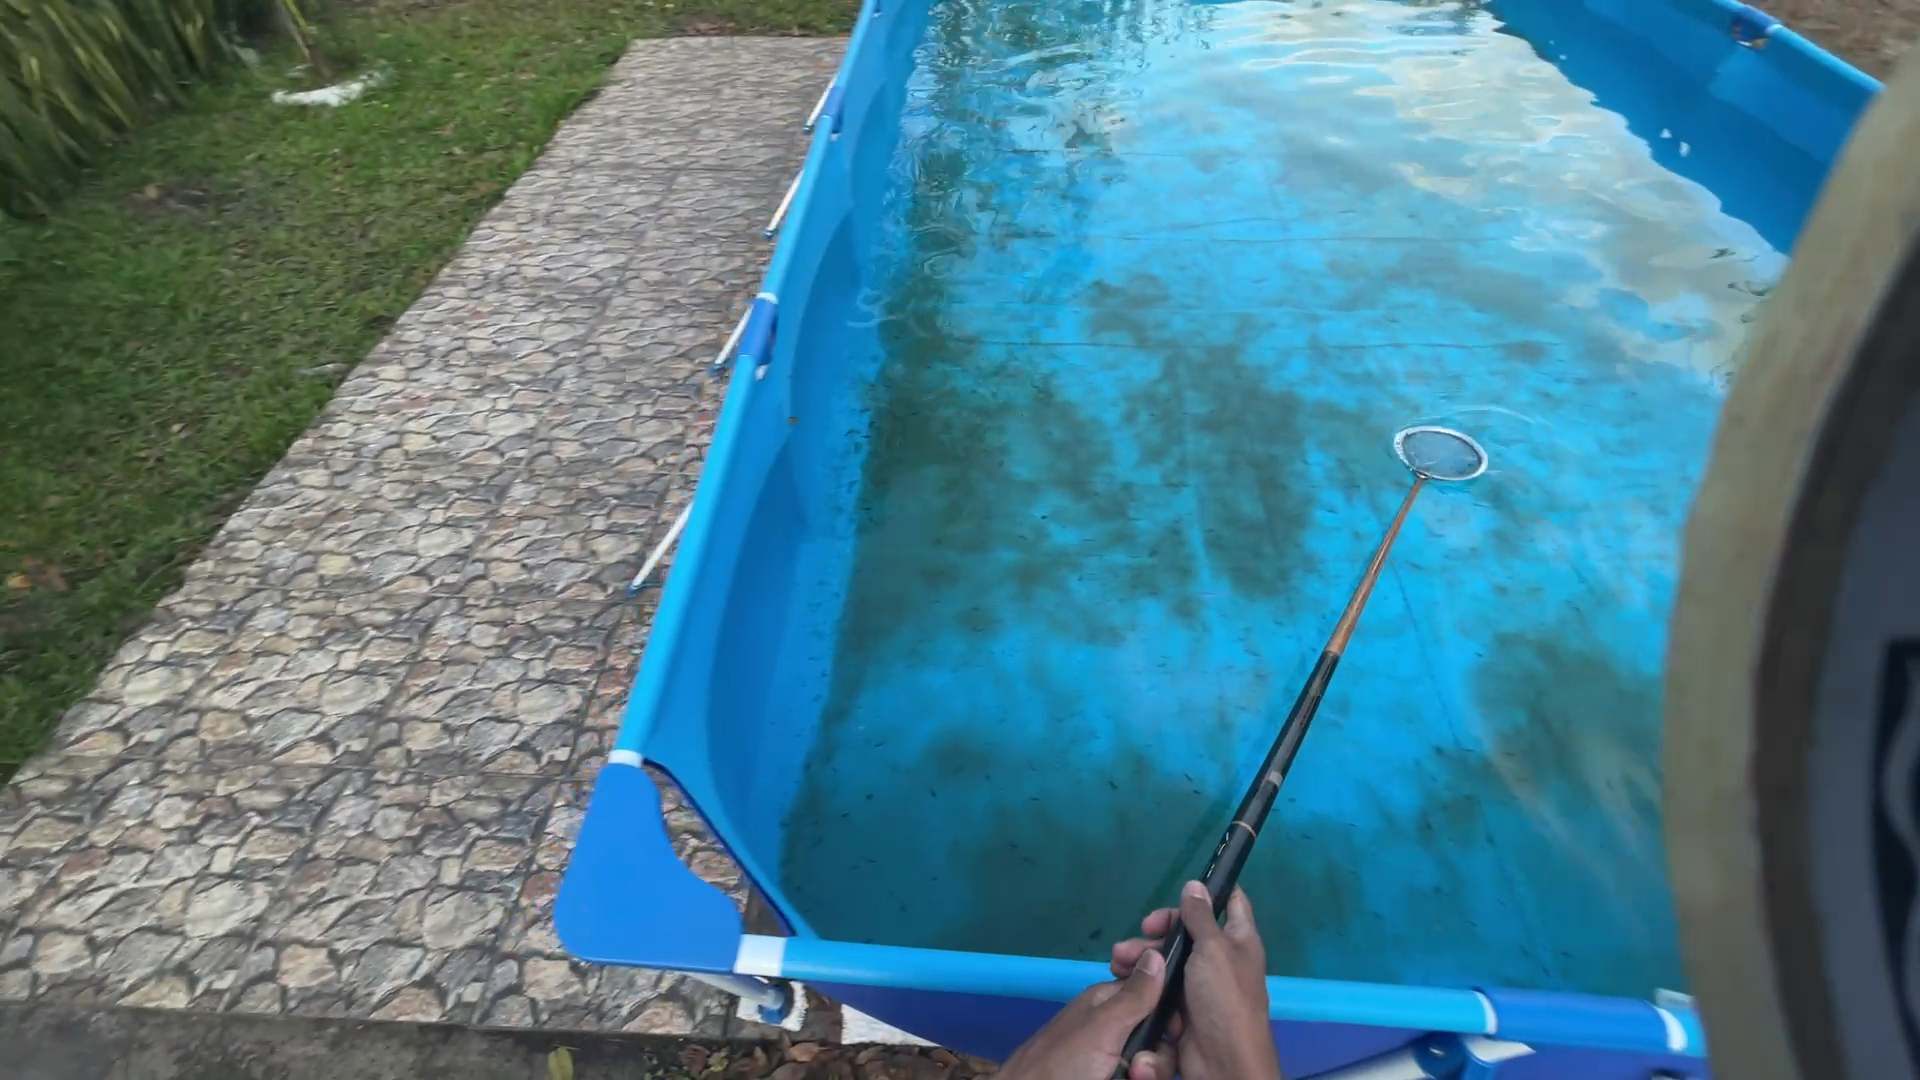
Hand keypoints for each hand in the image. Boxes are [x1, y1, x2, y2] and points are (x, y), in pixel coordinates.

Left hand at [996, 946, 1178, 1079]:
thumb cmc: (1065, 1061)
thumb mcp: (1103, 1026)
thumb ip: (1134, 995)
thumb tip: (1157, 952)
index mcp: (1110, 1003)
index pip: (1156, 997)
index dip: (1172, 1014)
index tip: (1175, 1030)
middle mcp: (1117, 1029)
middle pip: (1160, 1039)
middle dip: (1159, 1058)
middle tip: (1139, 1070)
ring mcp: (1116, 1059)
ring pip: (1155, 1066)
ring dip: (1151, 1074)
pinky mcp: (1118, 1077)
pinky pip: (1144, 1077)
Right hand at [1111, 882, 1281, 1079]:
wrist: (1223, 1067)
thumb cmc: (1224, 1000)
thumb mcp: (1213, 949)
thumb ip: (1200, 917)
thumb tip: (1195, 884)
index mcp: (1238, 940)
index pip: (1232, 903)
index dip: (1211, 891)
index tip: (1184, 887)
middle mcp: (1220, 958)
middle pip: (1187, 930)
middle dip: (1159, 929)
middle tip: (1141, 932)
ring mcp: (1200, 984)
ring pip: (1168, 958)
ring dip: (1143, 956)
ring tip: (1119, 961)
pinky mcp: (1181, 1006)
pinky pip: (1160, 985)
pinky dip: (1143, 981)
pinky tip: (1123, 979)